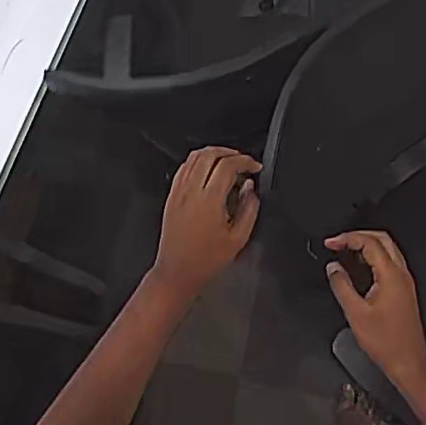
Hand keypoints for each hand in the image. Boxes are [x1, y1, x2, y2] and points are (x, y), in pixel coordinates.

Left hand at [151, 147, 259, 297]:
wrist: (178, 273)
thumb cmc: (206, 260)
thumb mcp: (238, 238)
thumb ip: (249, 209)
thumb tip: (250, 189)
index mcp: (209, 201)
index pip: (227, 165)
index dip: (245, 161)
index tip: (254, 167)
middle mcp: (191, 193)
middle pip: (209, 154)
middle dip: (229, 152)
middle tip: (242, 160)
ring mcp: (178, 193)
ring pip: (193, 157)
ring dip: (213, 154)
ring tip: (227, 162)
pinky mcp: (171, 197)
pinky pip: (183, 169)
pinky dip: (198, 163)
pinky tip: (208, 172)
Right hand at [324, 230, 425, 382]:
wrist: (408, 360)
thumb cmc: (387, 342)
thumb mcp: (356, 314)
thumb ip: (342, 286)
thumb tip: (333, 268)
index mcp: (391, 276)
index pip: (370, 243)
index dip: (348, 238)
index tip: (331, 243)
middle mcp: (401, 274)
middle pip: (382, 239)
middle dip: (358, 235)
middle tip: (338, 241)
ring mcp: (405, 281)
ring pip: (388, 249)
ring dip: (367, 244)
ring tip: (346, 250)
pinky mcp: (404, 289)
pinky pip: (390, 262)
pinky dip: (374, 256)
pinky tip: (360, 265)